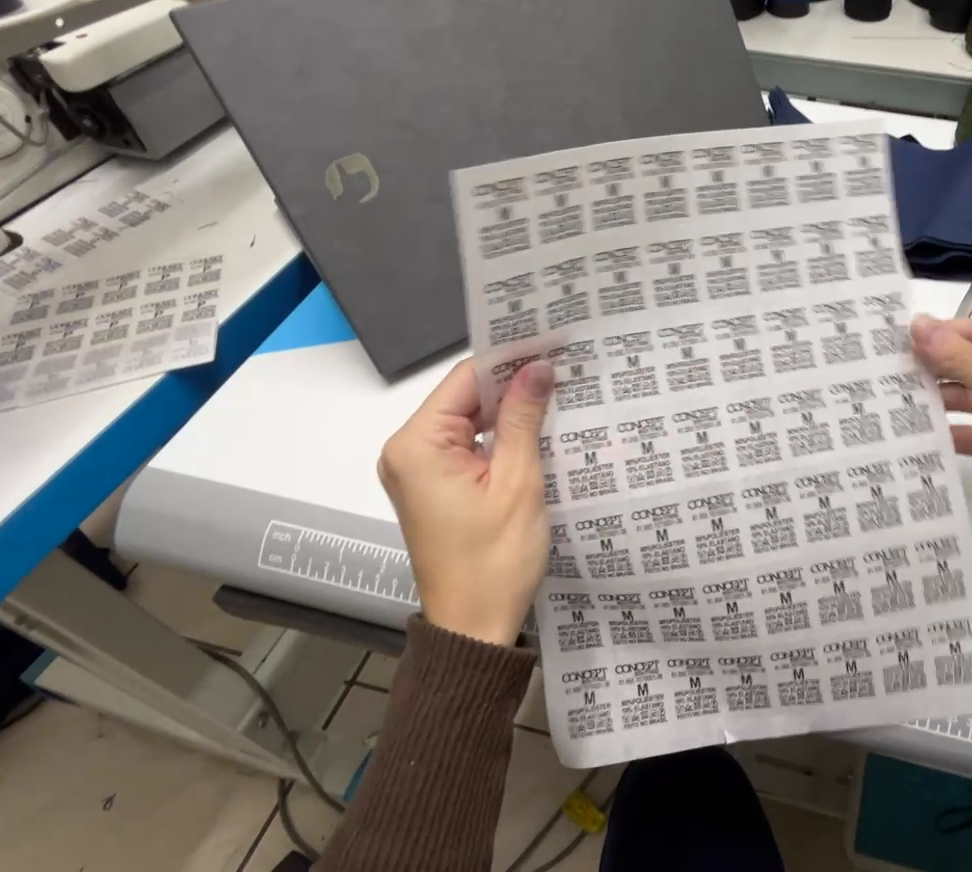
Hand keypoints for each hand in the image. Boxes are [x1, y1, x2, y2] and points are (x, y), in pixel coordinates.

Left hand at [377, 358, 554, 645]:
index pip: (466, 380)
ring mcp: (419, 470)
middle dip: (513, 384)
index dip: (510, 359)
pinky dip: (501, 437)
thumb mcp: (518, 482)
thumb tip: (539, 367)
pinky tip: (538, 428)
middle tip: (564, 366)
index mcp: (416, 445)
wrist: (474, 627)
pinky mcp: (436, 486)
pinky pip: (469, 446)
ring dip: (510, 411)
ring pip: (470, 421)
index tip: (552, 344)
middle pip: (465, 398)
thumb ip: (524, 419)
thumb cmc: (494, 561)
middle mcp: (408, 451)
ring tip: (559, 391)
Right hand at [911, 315, 971, 528]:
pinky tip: (916, 436)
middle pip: (968, 364)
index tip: (890, 341)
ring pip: (968, 398)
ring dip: (937, 402)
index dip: (935, 336)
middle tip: (881, 373)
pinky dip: (950, 433)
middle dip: (931, 369)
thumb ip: (959, 358)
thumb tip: (916, 324)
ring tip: (890, 403)